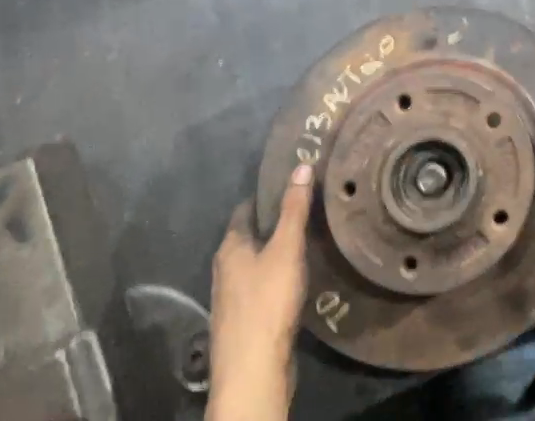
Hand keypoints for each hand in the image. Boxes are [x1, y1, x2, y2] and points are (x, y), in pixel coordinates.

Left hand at [208, 162, 313, 420]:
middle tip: (309, 207)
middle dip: (274, 222)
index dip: (267, 194)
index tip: (293, 182)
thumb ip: (294, 209)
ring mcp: (232, 297)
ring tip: (309, 238)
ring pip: (255, 262)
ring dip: (276, 251)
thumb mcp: (286, 248)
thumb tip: (301, 164)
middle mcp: (224, 269)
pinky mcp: (245, 319)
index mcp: (229, 248)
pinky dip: (277, 275)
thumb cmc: (267, 301)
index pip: (246, 209)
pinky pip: (261, 285)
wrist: (253, 368)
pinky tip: (299, 276)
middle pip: (249, 236)